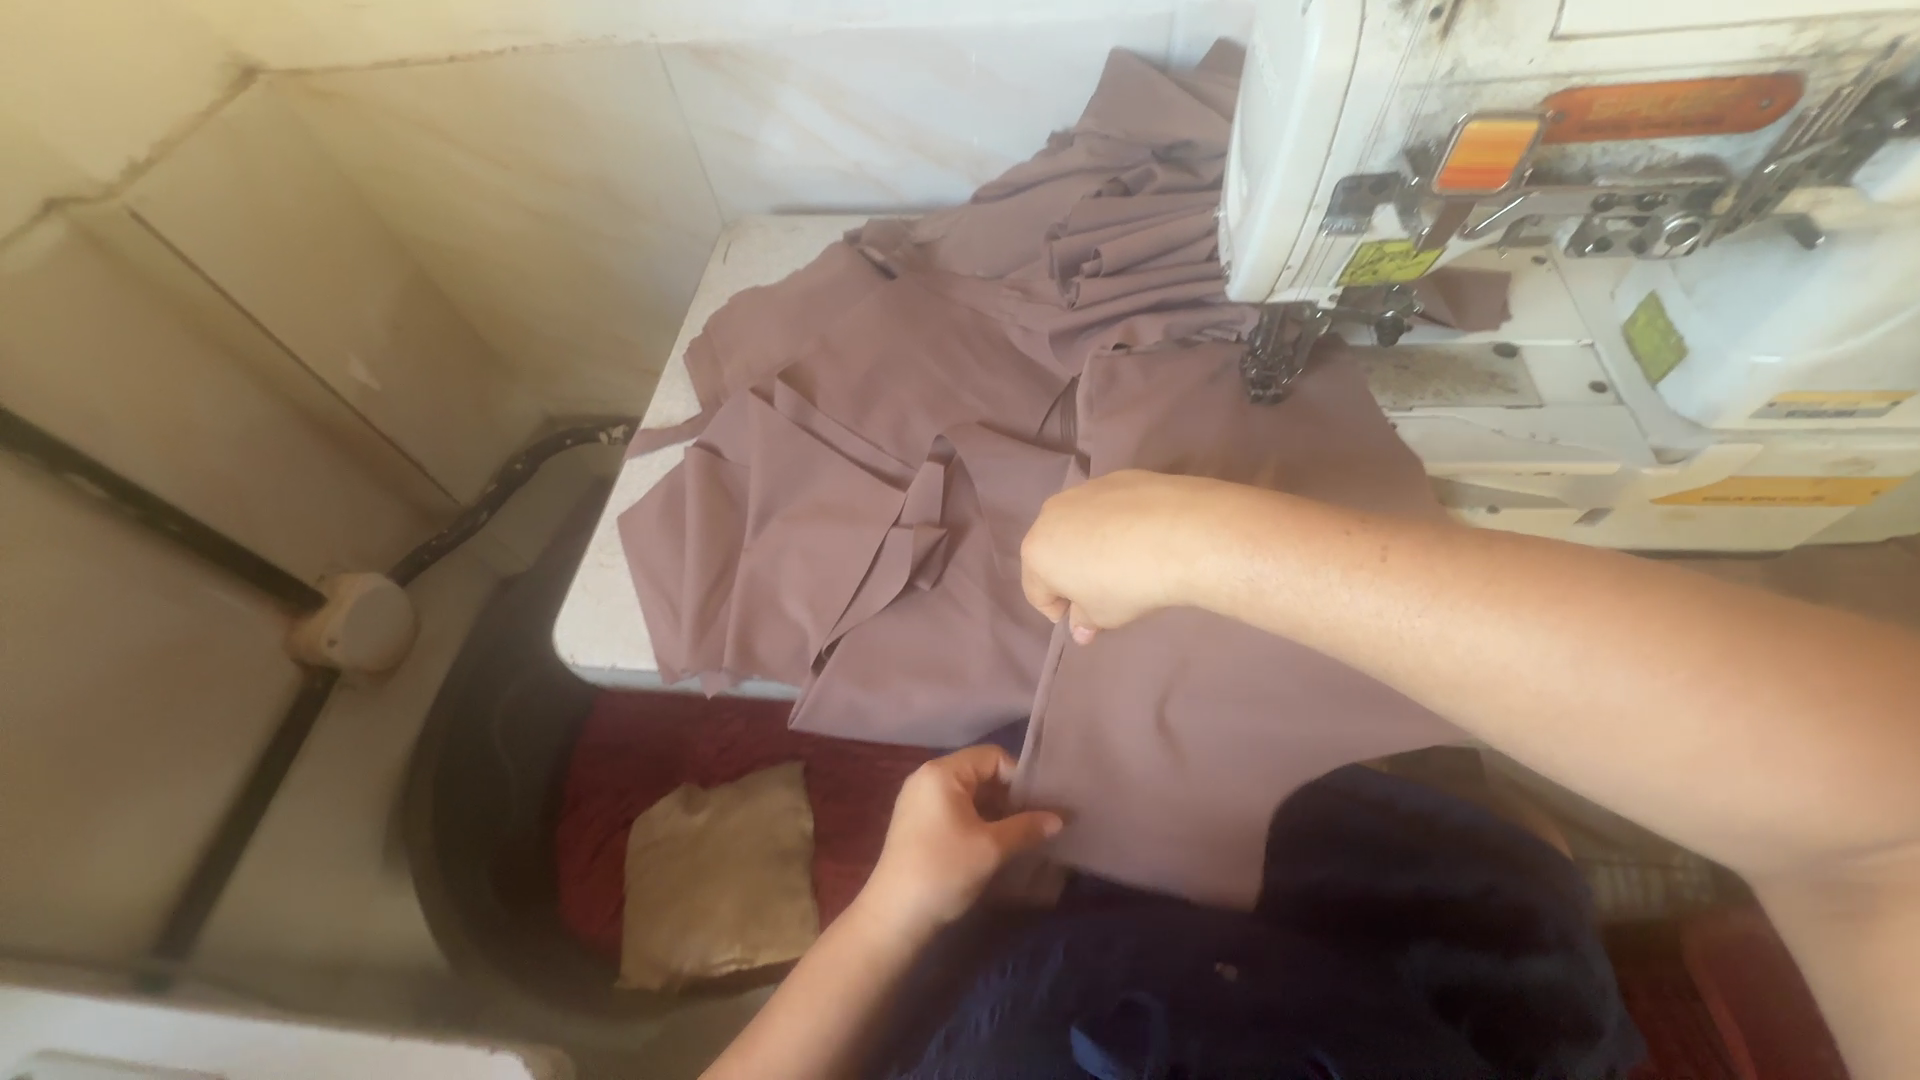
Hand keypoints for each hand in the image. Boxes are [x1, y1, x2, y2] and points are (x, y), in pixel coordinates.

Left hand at [858, 746, 1063, 939]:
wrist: (894, 917)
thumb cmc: (944, 871)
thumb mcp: (992, 848)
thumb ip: (1027, 827)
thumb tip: (1060, 818)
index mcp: (942, 773)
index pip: (992, 757)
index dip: (1020, 778)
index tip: (1041, 806)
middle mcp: (927, 778)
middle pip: (980, 773)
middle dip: (1010, 796)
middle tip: (1037, 822)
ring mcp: (919, 801)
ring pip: (970, 794)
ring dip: (996, 811)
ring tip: (1022, 836)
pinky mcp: (917, 823)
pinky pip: (955, 810)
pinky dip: (978, 821)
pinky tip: (996, 845)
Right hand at [1020, 469, 1237, 642]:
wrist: (1181, 535)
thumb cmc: (1128, 584)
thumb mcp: (1104, 615)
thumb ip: (1085, 621)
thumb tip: (1081, 629)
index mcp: (1037, 551)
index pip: (1037, 591)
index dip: (1058, 610)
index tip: (1084, 619)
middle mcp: (1051, 515)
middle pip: (1053, 551)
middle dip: (1071, 572)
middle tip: (1103, 590)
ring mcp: (1084, 490)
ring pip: (1079, 524)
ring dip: (1092, 543)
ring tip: (1126, 559)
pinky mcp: (1117, 477)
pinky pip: (1108, 507)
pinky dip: (1117, 522)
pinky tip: (1144, 535)